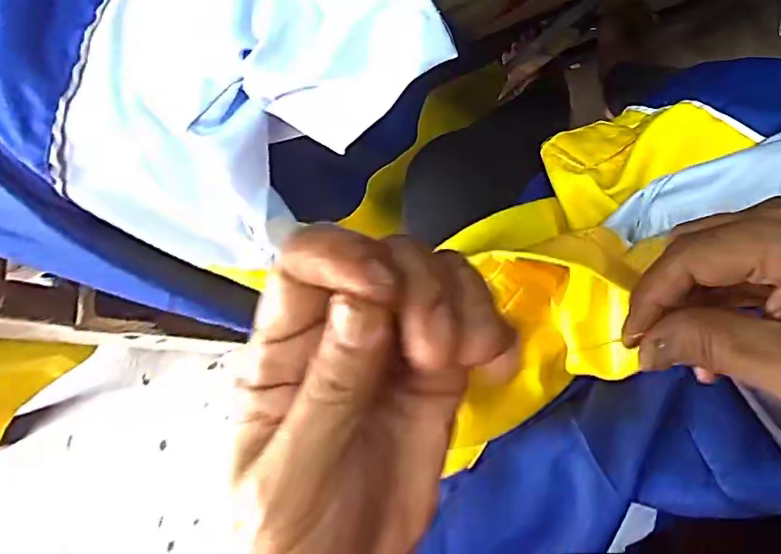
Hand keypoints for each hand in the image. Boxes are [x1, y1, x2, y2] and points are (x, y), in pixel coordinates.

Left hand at [232, 228, 519, 553]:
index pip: (306, 262)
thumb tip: (363, 299)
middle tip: (432, 351)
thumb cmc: (292, 537)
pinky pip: (480, 309)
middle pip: (393, 255)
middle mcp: (348, 326)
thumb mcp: (291, 476)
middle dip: (422, 289)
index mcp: (286, 350)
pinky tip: (494, 365)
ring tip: (462, 361)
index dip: (346, 255)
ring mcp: (403, 337)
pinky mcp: (448, 357)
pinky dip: (495, 327)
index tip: (381, 289)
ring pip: (443, 271)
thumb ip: (328, 386)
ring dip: (465, 305)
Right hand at [622, 198, 780, 437]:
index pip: (690, 254)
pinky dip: (712, 303)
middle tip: (647, 355)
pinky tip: (711, 350)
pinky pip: (732, 267)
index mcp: (779, 234)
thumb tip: (645, 340)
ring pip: (708, 256)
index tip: (628, 349)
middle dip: (665, 297)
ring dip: (687, 303)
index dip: (651, 298)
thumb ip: (712, 343)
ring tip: (681, 360)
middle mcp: (776, 217)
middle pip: (695, 246)